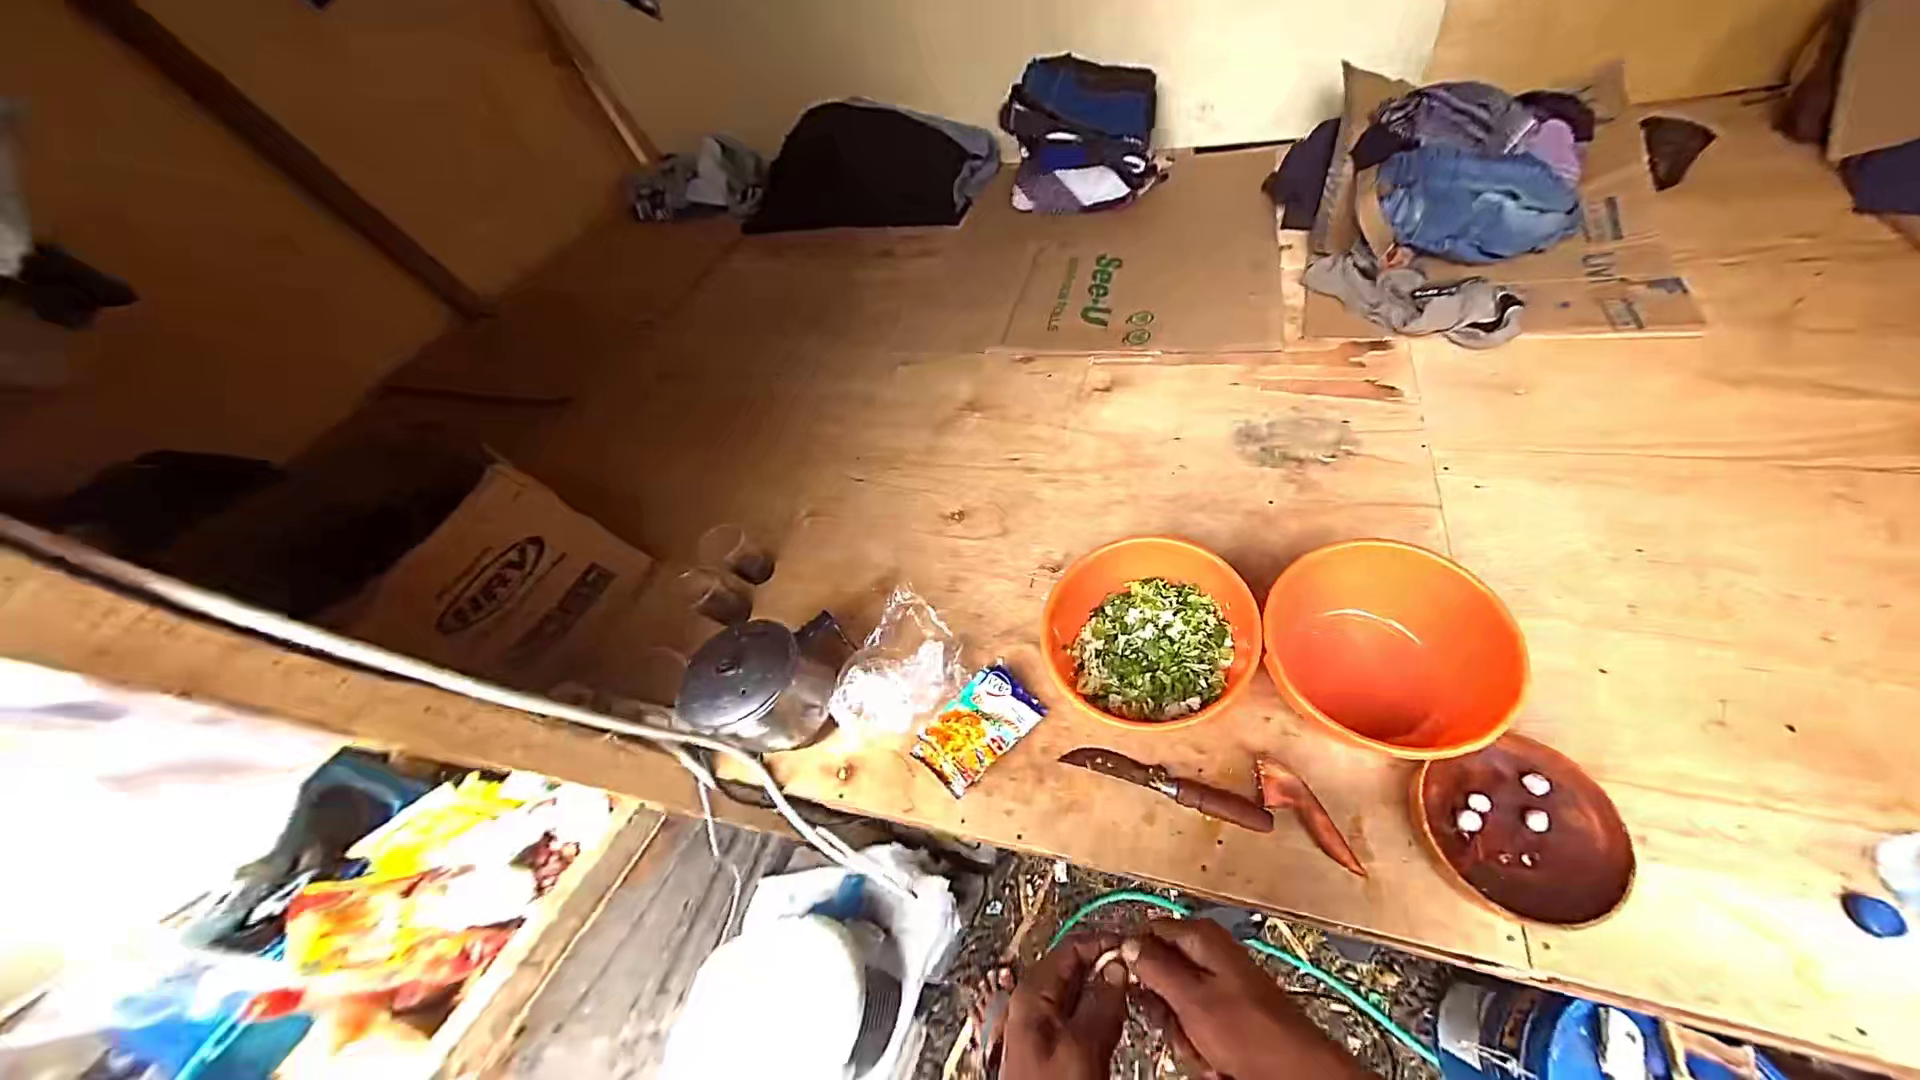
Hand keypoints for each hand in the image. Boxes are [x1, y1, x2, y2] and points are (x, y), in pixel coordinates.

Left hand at [1000, 932, 1129, 1079]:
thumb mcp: (1081, 1049)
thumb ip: (1100, 1005)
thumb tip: (1116, 967)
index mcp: (1031, 993)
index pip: (1070, 946)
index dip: (1102, 942)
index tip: (1132, 948)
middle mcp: (1032, 1004)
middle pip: (1074, 968)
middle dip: (1106, 966)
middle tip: (1137, 971)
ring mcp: (1041, 1028)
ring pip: (1079, 995)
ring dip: (1105, 990)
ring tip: (1132, 993)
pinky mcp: (1051, 1050)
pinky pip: (1079, 1018)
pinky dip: (1100, 1014)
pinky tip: (1116, 1023)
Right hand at [1123, 919, 1371, 1079]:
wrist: (1299, 1076)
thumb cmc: (1252, 1033)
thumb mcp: (1192, 998)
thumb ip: (1154, 965)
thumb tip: (1125, 942)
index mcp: (1200, 935)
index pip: (1147, 930)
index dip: (1132, 955)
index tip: (1126, 981)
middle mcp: (1209, 951)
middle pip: (1160, 970)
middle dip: (1163, 1005)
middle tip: (1180, 1025)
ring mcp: (1219, 982)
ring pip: (1175, 1002)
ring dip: (1181, 1029)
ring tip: (1203, 1047)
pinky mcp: (1227, 1010)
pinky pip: (1195, 1022)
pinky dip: (1199, 1042)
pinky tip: (1214, 1057)